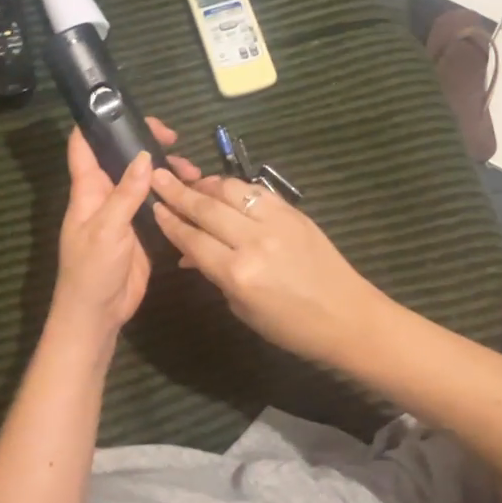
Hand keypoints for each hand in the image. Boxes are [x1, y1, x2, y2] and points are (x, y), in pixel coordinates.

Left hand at [52, 118, 200, 339]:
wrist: (98, 315)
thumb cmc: (91, 270)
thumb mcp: (107, 229)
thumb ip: (126, 193)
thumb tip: (145, 156)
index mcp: (87, 189)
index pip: (83, 146)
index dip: (99, 123)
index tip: (128, 111)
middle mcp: (105, 195)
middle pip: (123, 158)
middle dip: (147, 144)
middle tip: (176, 140)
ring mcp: (124, 212)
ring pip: (145, 180)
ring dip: (166, 171)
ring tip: (193, 171)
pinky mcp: (142, 230)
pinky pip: (158, 204)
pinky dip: (174, 195)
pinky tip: (194, 192)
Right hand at [148, 170, 392, 363]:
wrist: (347, 316)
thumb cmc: (291, 326)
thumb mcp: (243, 308)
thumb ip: (214, 275)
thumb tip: (189, 252)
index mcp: (238, 273)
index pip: (193, 239)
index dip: (170, 221)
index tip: (153, 205)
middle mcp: (254, 241)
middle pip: (206, 209)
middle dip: (179, 192)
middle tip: (158, 176)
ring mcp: (276, 222)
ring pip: (231, 191)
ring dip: (206, 183)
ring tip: (189, 180)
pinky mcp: (294, 212)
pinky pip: (256, 191)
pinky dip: (235, 188)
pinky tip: (223, 188)